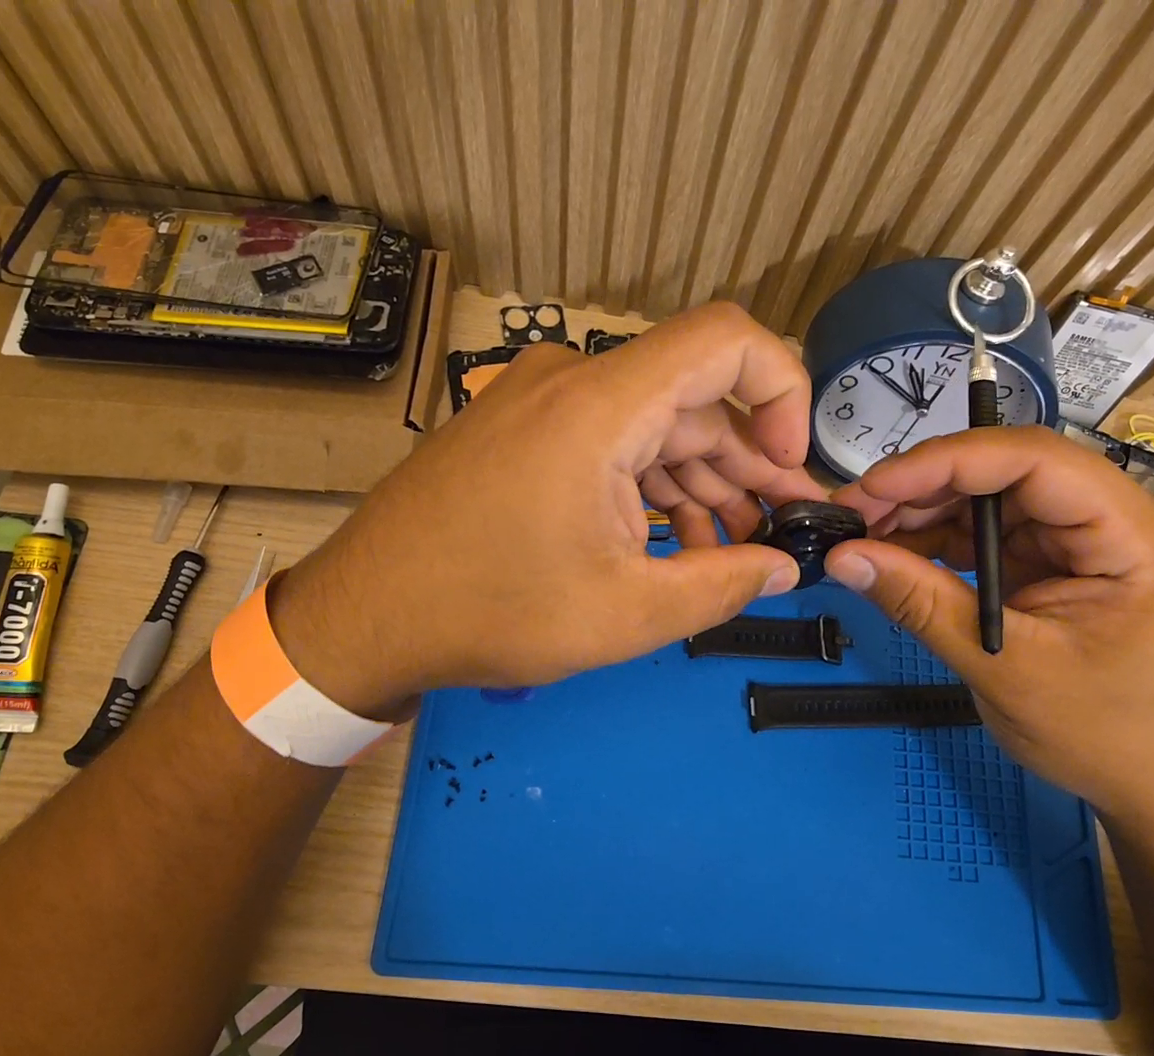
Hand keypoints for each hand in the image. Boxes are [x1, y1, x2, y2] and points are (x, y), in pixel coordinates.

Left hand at [271, 303, 827, 714]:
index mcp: (601, 406)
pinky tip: (669, 545)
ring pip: (652, 425)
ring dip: (698, 484)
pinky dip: (647, 486)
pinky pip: (608, 441)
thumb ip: (723, 586)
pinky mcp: (521, 431)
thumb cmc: (491, 611)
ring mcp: (540, 403)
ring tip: (727, 555)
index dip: (783, 391)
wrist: (363, 616)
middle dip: (746, 466)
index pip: (726, 340)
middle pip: (693, 399)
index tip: (790, 467)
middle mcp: (571, 383)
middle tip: (778, 534)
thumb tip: (785, 567)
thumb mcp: (625, 613)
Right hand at [826, 426, 1153, 819]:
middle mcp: (1112, 519)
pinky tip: (892, 554)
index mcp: (1132, 536)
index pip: (1035, 461)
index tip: (873, 487)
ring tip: (861, 535)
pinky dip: (936, 540)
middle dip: (924, 486)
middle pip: (1008, 471)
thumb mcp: (1003, 668)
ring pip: (990, 496)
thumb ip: (923, 605)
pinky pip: (987, 531)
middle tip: (852, 514)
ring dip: (922, 511)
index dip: (947, 461)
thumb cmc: (1100, 735)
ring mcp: (1081, 538)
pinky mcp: (1053, 560)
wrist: (1148, 784)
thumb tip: (842, 557)